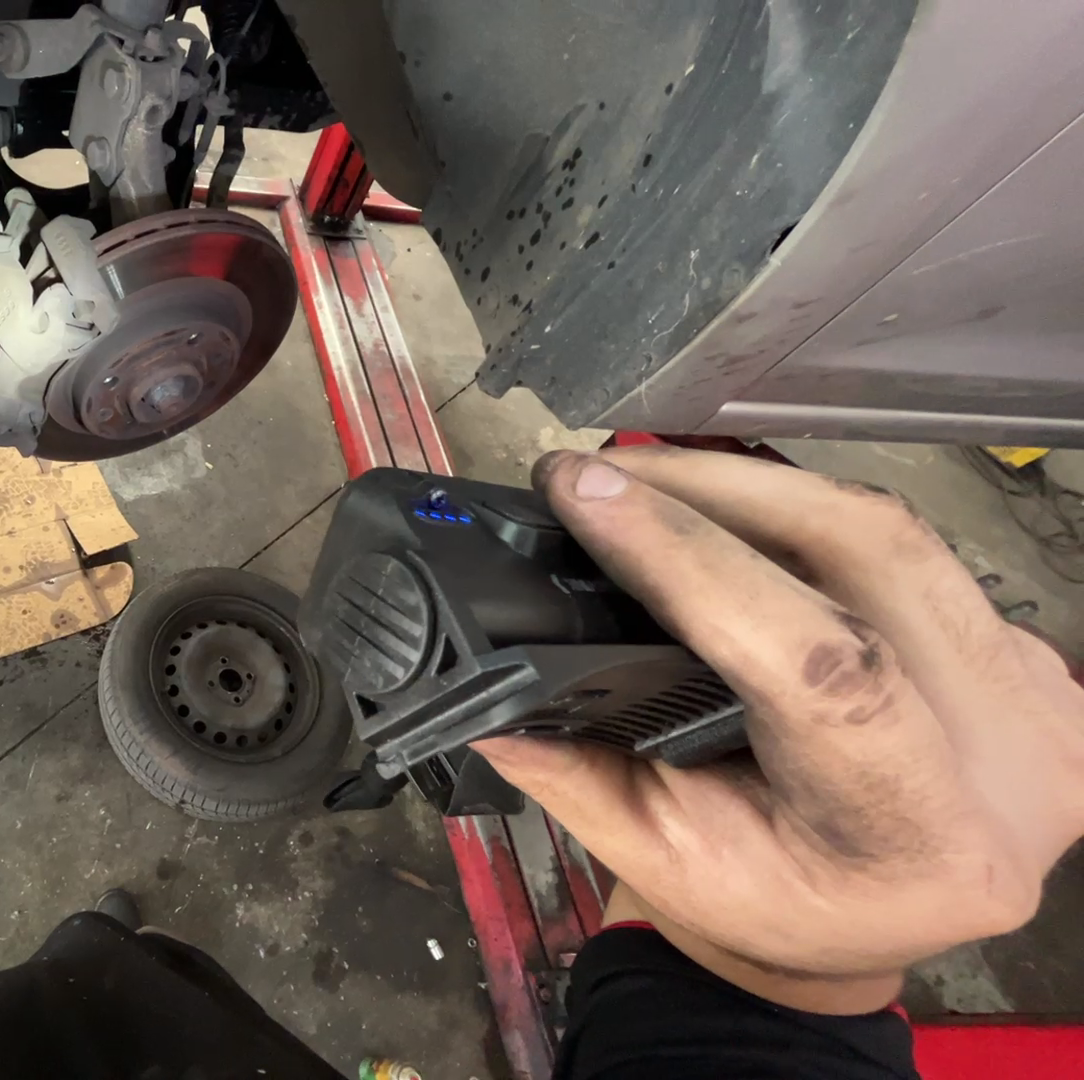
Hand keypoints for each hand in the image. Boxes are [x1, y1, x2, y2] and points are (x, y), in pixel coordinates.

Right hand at [477, 446, 1083, 1012]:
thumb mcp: (640, 848)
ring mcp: (1036, 688)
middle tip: (590, 469)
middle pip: (867, 553)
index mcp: (916, 834)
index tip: (583, 494)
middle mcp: (1018, 755)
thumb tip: (479, 676)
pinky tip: (707, 506)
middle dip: (710, 486)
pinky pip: (895, 542)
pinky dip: (783, 506)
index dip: (691, 561)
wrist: (850, 916)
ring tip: (632, 474)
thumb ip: (563, 764)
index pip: (814, 664)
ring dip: (741, 481)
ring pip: (885, 528)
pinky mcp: (1016, 647)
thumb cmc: (746, 897)